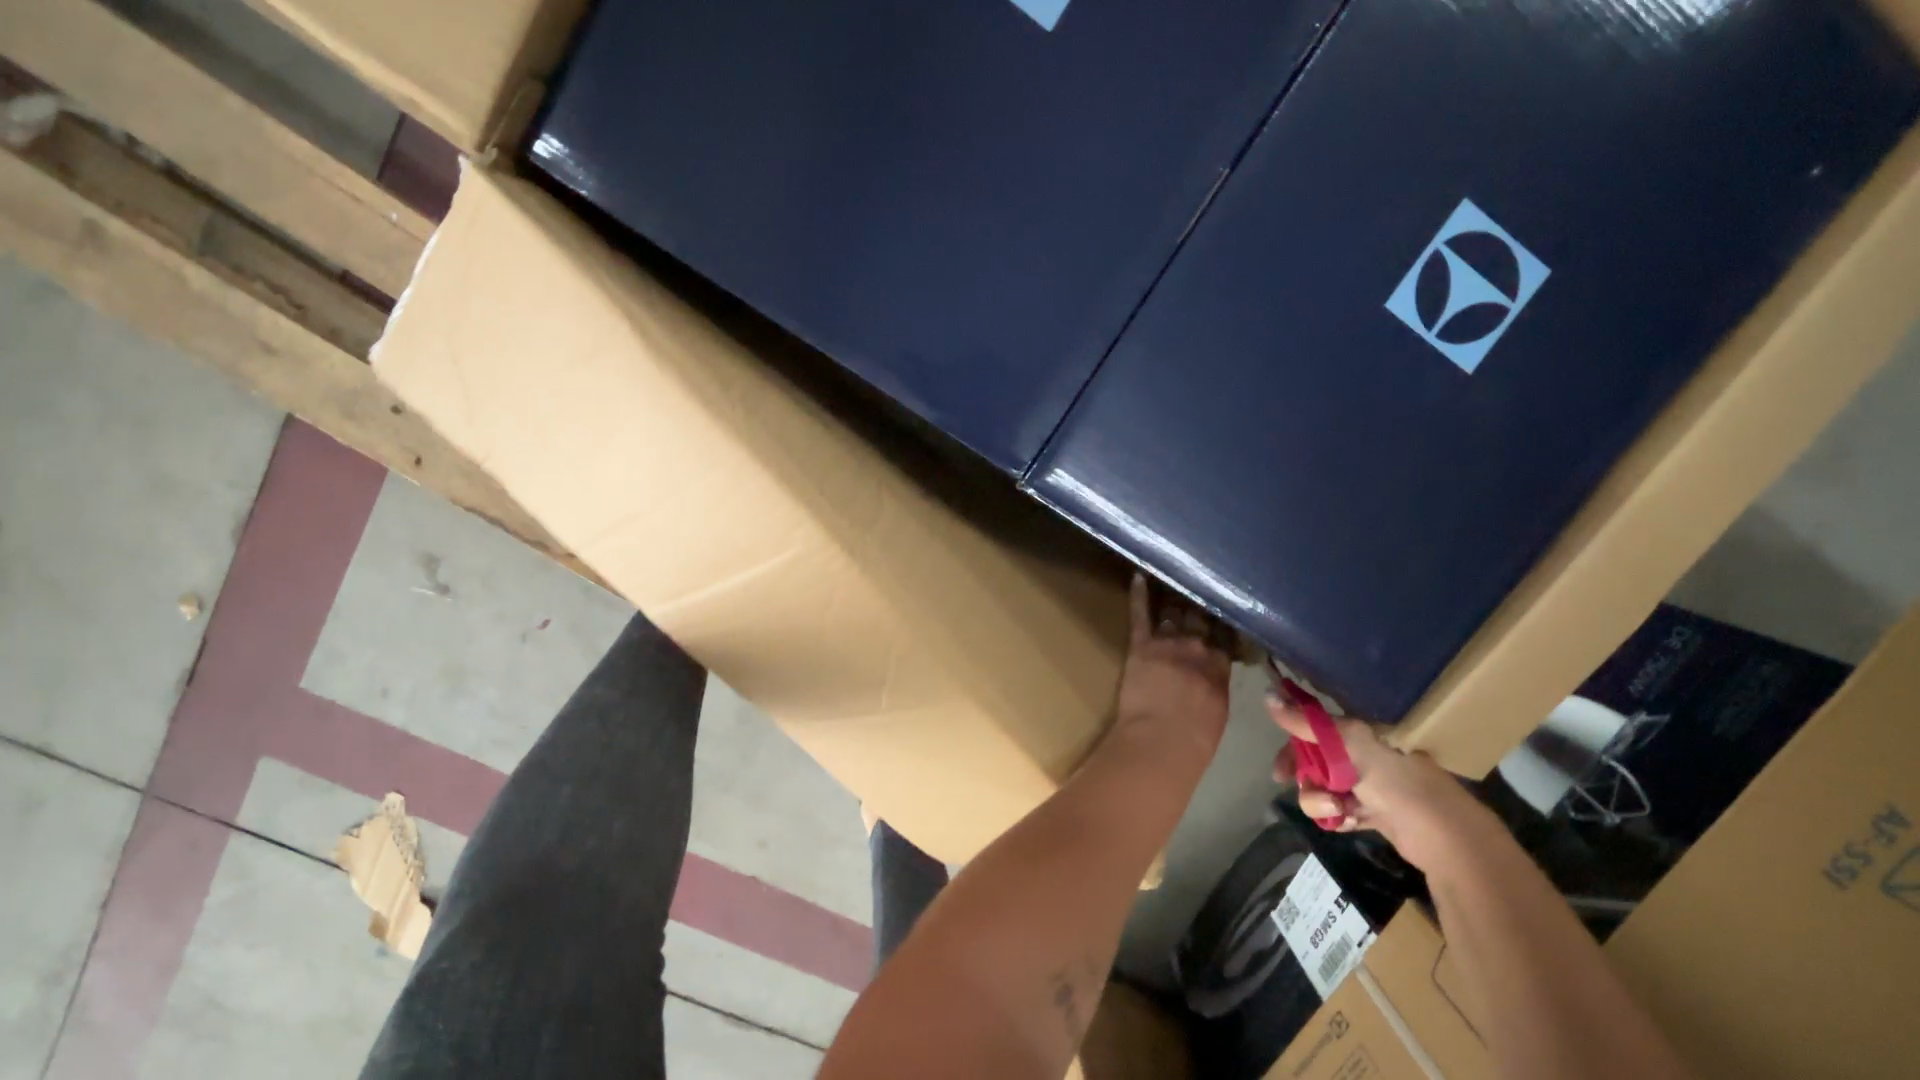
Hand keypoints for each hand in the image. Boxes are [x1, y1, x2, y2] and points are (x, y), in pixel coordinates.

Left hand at [1112, 574, 1231, 759]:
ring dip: (1174, 595)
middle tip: (1199, 583)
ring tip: (1173, 574)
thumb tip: (1214, 671)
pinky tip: (1139, 574)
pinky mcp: (1141, 645)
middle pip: (1200, 616)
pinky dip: (1139, 594)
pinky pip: (1140, 614)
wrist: (1161, 741)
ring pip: (1174, 610)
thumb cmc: (1194, 739)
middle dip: (1200, 602)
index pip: (1225, 633)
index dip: (1224, 618)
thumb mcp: (1219, 710)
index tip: (1224, 603)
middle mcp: (1198, 647)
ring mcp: (1168, 643)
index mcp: (1220, 666)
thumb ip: (1217, 683)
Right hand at [1268, 694, 1486, 871]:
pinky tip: (1351, 822)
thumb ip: (1308, 725)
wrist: (1443, 835)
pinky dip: (1340, 818)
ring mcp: (1367, 785)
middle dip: (1306, 782)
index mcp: (1360, 733)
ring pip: (1323, 791)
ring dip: (1322, 803)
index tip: (1281, 773)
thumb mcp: (1350, 746)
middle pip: (1313, 764)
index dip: (1292, 748)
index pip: (1313, 732)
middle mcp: (1361, 755)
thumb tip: (1268, 696)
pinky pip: (1340, 812)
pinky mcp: (1371, 813)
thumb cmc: (1397, 782)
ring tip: (1339, 811)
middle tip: (1303, 792)